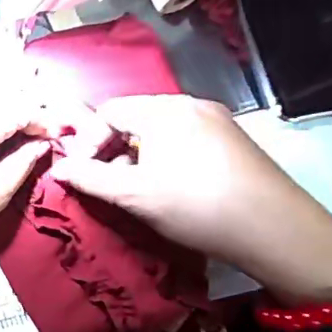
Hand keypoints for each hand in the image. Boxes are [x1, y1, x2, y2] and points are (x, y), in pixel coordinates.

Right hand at [49, 95, 331, 301]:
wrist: (272, 227)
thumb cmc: (194, 206)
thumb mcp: (134, 195)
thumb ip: (91, 179)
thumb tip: (58, 168)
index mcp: (164, 109)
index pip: (110, 111)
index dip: (89, 140)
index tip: (85, 172)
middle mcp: (191, 104)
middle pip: (136, 118)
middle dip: (114, 149)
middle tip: (110, 184)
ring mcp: (217, 120)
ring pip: (162, 131)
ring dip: (140, 157)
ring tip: (140, 191)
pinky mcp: (233, 140)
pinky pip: (187, 140)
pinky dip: (168, 159)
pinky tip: (173, 189)